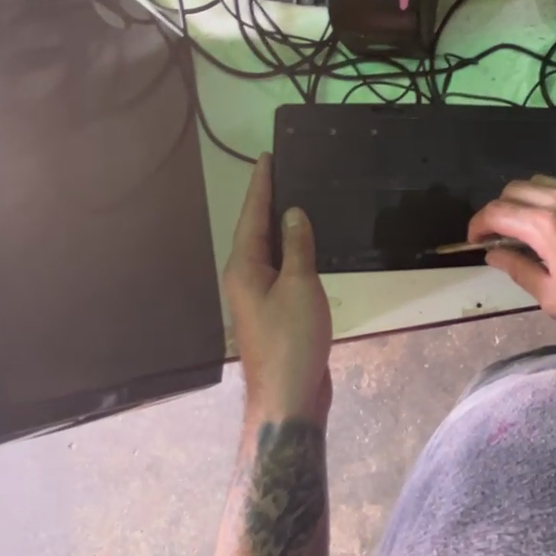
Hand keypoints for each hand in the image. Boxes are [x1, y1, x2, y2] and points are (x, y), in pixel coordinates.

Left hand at [224, 153, 332, 423]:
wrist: (289, 397)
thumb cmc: (292, 338)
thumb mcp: (300, 285)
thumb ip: (297, 246)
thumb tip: (292, 213)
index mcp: (245, 268)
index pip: (253, 216)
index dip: (261, 186)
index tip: (267, 157)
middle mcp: (246, 279)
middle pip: (257, 231)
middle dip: (269, 201)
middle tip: (287, 171)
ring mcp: (260, 298)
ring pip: (271, 251)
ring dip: (283, 227)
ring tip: (301, 200)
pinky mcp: (277, 313)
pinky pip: (284, 270)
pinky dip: (295, 251)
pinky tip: (310, 247)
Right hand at [467, 175, 555, 337]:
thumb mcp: (553, 296)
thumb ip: (518, 270)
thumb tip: (494, 254)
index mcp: (547, 226)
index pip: (498, 211)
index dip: (478, 224)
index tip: (474, 241)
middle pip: (513, 190)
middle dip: (497, 211)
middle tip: (496, 239)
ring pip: (536, 182)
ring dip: (520, 200)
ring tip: (521, 231)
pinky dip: (543, 199)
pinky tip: (548, 227)